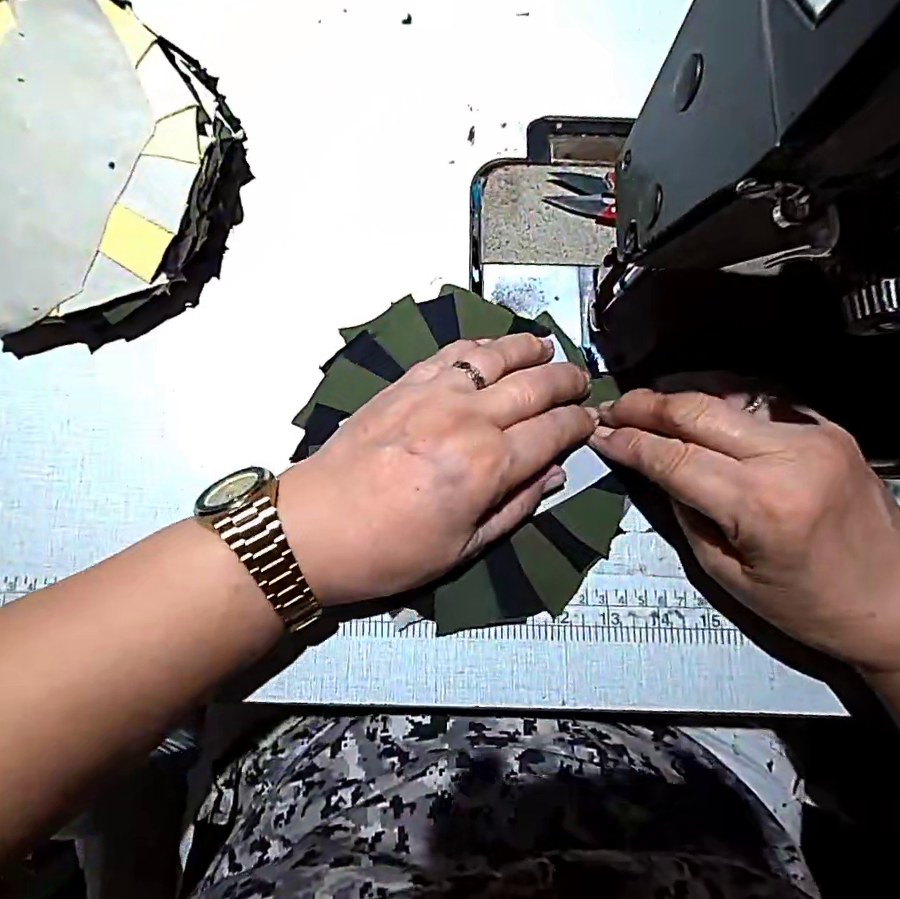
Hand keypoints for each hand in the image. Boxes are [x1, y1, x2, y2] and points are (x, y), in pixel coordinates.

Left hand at [277, 334, 595, 605]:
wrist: (309, 529)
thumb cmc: (383, 551)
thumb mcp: (460, 548)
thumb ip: (513, 506)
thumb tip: (552, 474)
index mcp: (488, 464)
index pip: (555, 430)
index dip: (580, 423)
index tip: (590, 421)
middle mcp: (464, 419)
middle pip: (534, 384)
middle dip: (566, 380)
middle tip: (579, 382)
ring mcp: (427, 397)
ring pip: (492, 356)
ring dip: (526, 349)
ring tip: (544, 349)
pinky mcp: (396, 389)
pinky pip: (445, 355)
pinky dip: (474, 347)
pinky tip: (485, 350)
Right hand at [589, 389, 899, 671]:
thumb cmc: (814, 603)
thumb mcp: (725, 571)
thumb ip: (686, 514)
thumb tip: (654, 472)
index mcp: (763, 503)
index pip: (672, 457)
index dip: (626, 443)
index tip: (596, 436)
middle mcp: (793, 458)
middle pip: (697, 412)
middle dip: (644, 406)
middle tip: (608, 408)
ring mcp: (816, 438)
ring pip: (725, 397)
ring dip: (675, 399)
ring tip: (639, 405)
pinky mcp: (827, 431)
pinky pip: (755, 404)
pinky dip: (714, 399)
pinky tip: (688, 405)